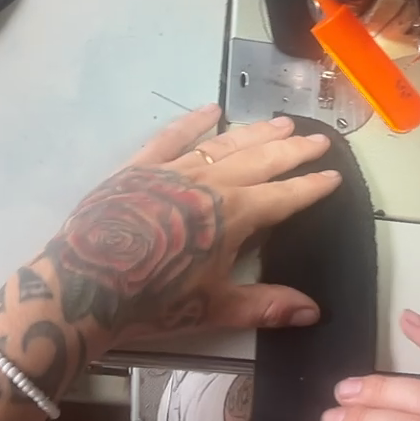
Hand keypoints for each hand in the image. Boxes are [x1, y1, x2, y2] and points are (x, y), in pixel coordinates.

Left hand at [37, 105, 340, 353]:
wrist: (85, 284)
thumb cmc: (154, 299)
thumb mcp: (215, 308)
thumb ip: (266, 304)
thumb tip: (314, 311)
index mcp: (234, 215)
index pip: (285, 197)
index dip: (311, 187)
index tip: (334, 175)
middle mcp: (211, 182)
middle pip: (262, 159)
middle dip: (294, 150)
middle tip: (319, 139)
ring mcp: (176, 168)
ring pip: (225, 143)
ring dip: (256, 132)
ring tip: (281, 122)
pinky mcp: (141, 165)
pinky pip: (172, 136)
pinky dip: (193, 122)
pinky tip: (211, 109)